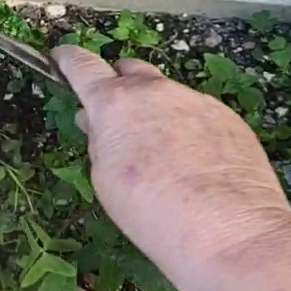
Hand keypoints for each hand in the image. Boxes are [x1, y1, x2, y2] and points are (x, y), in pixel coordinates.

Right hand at [53, 45, 290, 283]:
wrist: (230, 233)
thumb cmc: (151, 210)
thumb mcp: (104, 177)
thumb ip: (98, 140)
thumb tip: (97, 121)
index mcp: (113, 102)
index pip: (82, 65)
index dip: (68, 59)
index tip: (60, 58)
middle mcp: (153, 90)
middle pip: (128, 70)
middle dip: (117, 85)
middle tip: (116, 117)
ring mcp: (194, 99)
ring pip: (165, 93)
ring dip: (155, 109)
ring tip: (163, 151)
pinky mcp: (227, 116)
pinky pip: (196, 112)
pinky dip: (187, 127)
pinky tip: (196, 163)